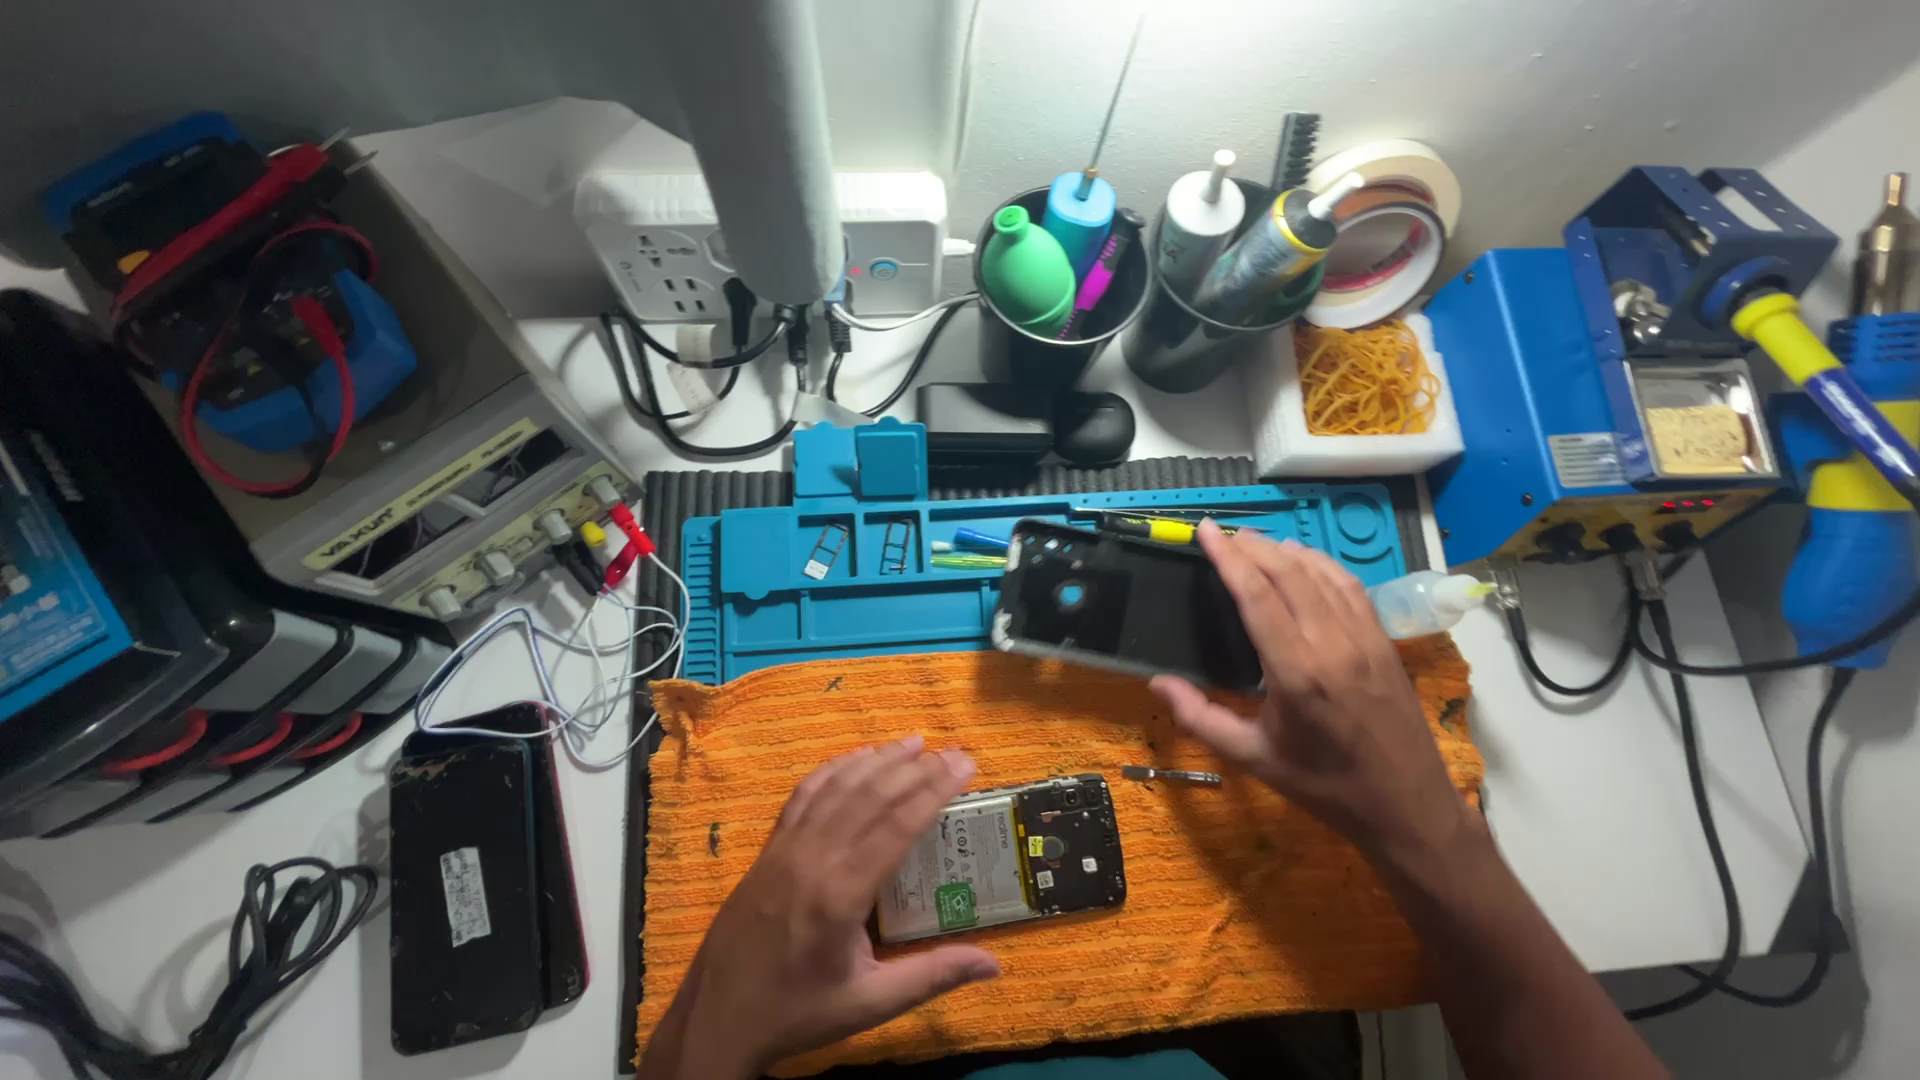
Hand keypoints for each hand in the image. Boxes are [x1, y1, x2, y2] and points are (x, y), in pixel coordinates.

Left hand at [639, 736, 1000, 1079]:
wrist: (716, 1016)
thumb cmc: (798, 1010)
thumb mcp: (869, 1004)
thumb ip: (933, 977)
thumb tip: (996, 965)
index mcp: (841, 895)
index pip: (897, 825)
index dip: (934, 789)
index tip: (965, 764)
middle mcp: (814, 858)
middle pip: (871, 796)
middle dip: (917, 768)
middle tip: (953, 750)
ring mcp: (787, 847)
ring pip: (838, 786)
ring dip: (878, 759)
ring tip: (914, 741)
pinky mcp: (770, 846)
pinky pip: (805, 794)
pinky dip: (834, 769)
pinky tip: (857, 757)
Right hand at [1148, 522, 1472, 864]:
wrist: (1407, 807)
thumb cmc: (1324, 786)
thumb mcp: (1253, 758)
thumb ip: (1200, 718)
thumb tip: (1157, 683)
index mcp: (1296, 673)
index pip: (1258, 596)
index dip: (1229, 558)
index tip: (1206, 531)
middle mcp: (1333, 645)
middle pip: (1288, 573)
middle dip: (1251, 546)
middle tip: (1221, 534)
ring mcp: (1365, 639)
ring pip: (1321, 573)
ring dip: (1284, 550)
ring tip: (1253, 542)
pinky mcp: (1384, 641)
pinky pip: (1349, 587)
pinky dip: (1320, 564)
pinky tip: (1302, 561)